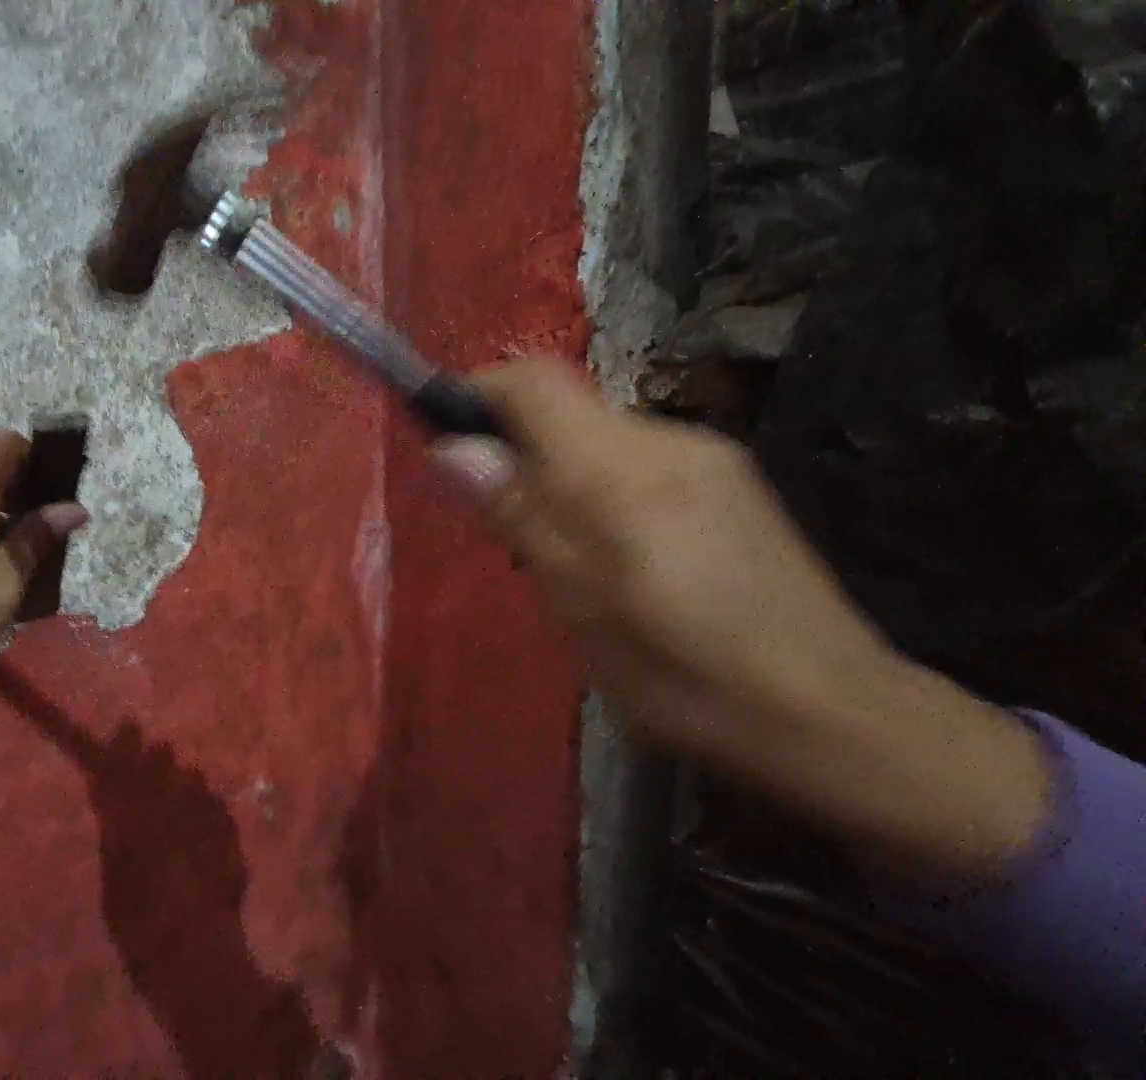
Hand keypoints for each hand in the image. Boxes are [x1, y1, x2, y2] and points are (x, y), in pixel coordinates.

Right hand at [432, 357, 1051, 876]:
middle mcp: (667, 440)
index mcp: (618, 467)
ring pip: (604, 445)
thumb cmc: (681, 670)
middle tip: (509, 539)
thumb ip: (517, 513)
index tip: (445, 440)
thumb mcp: (577, 602)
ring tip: (569, 567)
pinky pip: (644, 468)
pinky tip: (627, 567)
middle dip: (521, 458)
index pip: (533, 381)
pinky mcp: (736, 488)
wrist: (832, 712)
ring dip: (564, 483)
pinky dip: (608, 497)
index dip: (478, 393)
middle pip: (568, 414)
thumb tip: (454, 448)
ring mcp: (711, 460)